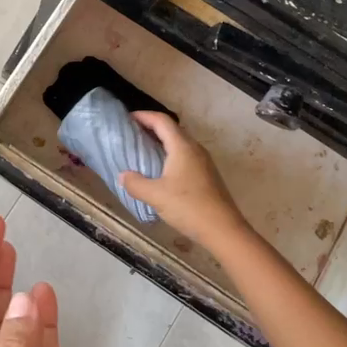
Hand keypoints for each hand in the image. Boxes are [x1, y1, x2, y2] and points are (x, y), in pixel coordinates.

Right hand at [120, 112, 250, 247]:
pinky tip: (160, 170)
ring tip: (142, 150)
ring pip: (179, 143)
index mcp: (182, 147)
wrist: (223, 230)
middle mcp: (194, 149)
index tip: (127, 118)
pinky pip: (184, 156)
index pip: (162, 121)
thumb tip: (123, 176)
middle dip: (151, 128)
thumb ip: (135, 183)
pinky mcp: (206, 175)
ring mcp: (203, 162)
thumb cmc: (189, 207)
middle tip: (131, 134)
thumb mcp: (156, 195)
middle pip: (172, 129)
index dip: (144, 116)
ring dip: (161, 143)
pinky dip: (169, 155)